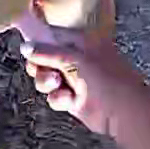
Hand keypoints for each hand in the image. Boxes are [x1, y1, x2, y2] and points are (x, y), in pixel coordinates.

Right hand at [21, 28, 149, 136]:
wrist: (124, 113)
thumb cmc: (108, 80)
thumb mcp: (75, 59)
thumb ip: (47, 52)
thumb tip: (25, 46)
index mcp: (80, 41)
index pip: (50, 35)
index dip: (37, 41)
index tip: (28, 49)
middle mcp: (75, 58)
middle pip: (42, 58)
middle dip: (40, 67)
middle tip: (47, 70)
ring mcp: (73, 78)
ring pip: (44, 78)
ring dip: (46, 83)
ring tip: (58, 85)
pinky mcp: (72, 98)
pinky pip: (53, 96)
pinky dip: (58, 99)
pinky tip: (69, 100)